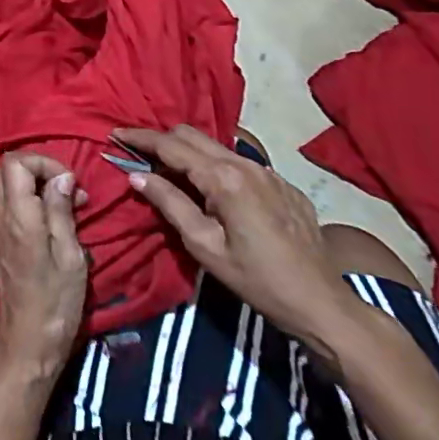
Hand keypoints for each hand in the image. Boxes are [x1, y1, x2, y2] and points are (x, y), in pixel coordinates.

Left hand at [0, 152, 88, 380]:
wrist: (27, 332)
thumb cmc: (56, 297)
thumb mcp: (70, 254)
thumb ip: (61, 210)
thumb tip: (62, 176)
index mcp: (16, 213)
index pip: (15, 161)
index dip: (43, 161)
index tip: (69, 182)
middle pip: (10, 167)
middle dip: (42, 170)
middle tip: (74, 193)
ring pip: (9, 182)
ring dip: (38, 185)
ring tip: (71, 207)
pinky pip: (10, 200)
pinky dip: (31, 199)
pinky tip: (55, 220)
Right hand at [114, 126, 358, 346]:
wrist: (323, 306)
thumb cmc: (256, 279)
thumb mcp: (203, 245)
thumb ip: (169, 203)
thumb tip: (137, 176)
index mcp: (223, 178)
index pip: (170, 146)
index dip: (139, 138)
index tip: (115, 134)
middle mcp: (246, 165)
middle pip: (191, 135)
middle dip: (161, 138)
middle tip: (138, 152)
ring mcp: (270, 173)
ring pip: (216, 146)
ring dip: (188, 150)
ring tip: (170, 168)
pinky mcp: (285, 186)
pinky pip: (240, 162)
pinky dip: (216, 164)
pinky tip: (213, 188)